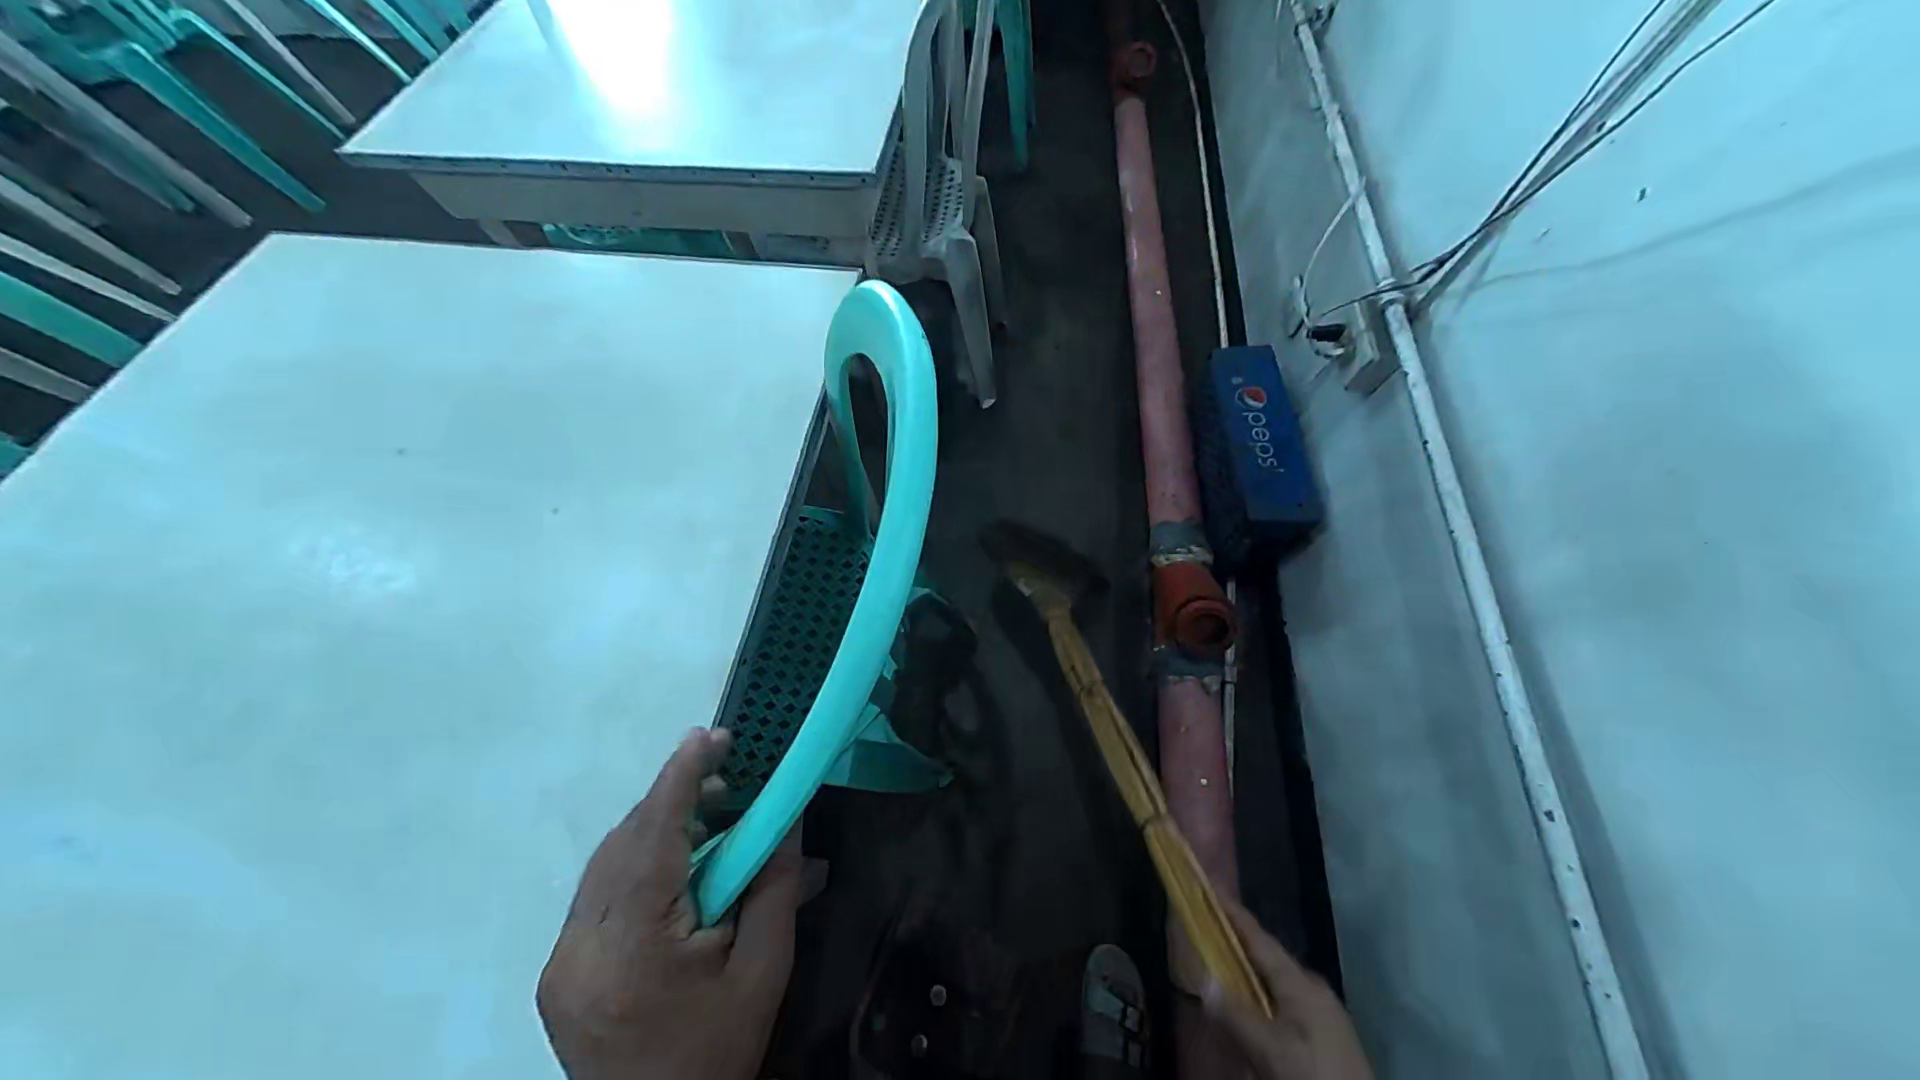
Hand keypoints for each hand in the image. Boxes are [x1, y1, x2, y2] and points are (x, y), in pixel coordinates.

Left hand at [537, 728, 802, 1079]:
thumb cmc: (719, 1053)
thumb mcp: (764, 969)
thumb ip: (775, 885)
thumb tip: (787, 816)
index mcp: (632, 949)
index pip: (653, 839)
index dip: (681, 779)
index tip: (709, 737)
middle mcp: (581, 947)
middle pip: (626, 842)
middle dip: (675, 797)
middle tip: (727, 775)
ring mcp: (562, 960)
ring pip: (608, 861)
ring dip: (658, 825)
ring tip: (711, 812)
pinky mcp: (560, 970)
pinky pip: (601, 890)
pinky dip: (640, 858)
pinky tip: (679, 859)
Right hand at [1203, 900, 1373, 1079]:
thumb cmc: (1314, 1076)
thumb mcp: (1269, 1050)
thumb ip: (1235, 1015)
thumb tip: (1204, 980)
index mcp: (1300, 982)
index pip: (1259, 938)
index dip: (1233, 913)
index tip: (1211, 887)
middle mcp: (1314, 988)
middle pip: (1269, 957)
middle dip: (1239, 942)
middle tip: (1209, 929)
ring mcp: (1325, 1013)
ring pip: (1278, 981)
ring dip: (1251, 972)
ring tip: (1224, 966)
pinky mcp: (1329, 1036)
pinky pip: (1287, 1002)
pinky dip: (1264, 996)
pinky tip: (1254, 1011)